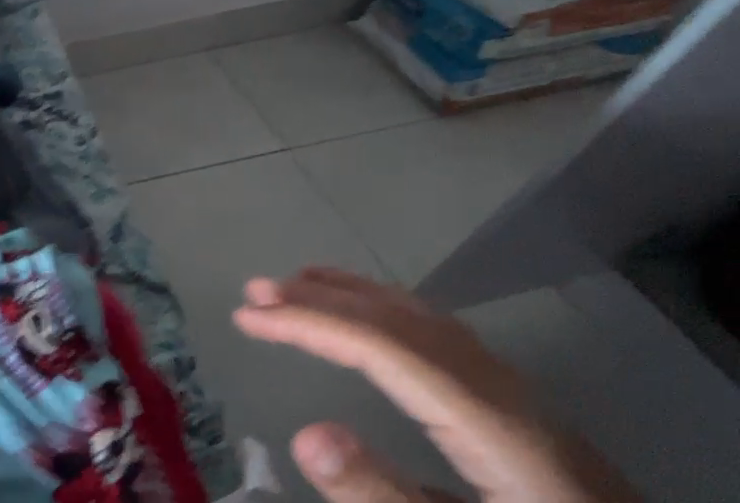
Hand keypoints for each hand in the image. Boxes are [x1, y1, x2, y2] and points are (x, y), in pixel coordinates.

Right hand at [232, 267, 639, 502]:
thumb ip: (382, 495)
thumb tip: (305, 434)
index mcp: (493, 427)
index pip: (384, 348)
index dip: (309, 325)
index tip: (246, 319)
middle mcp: (506, 394)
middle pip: (402, 323)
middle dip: (321, 300)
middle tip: (251, 293)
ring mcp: (519, 397)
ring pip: (427, 320)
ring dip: (353, 296)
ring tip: (293, 286)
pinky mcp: (522, 411)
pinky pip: (444, 335)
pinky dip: (390, 310)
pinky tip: (370, 318)